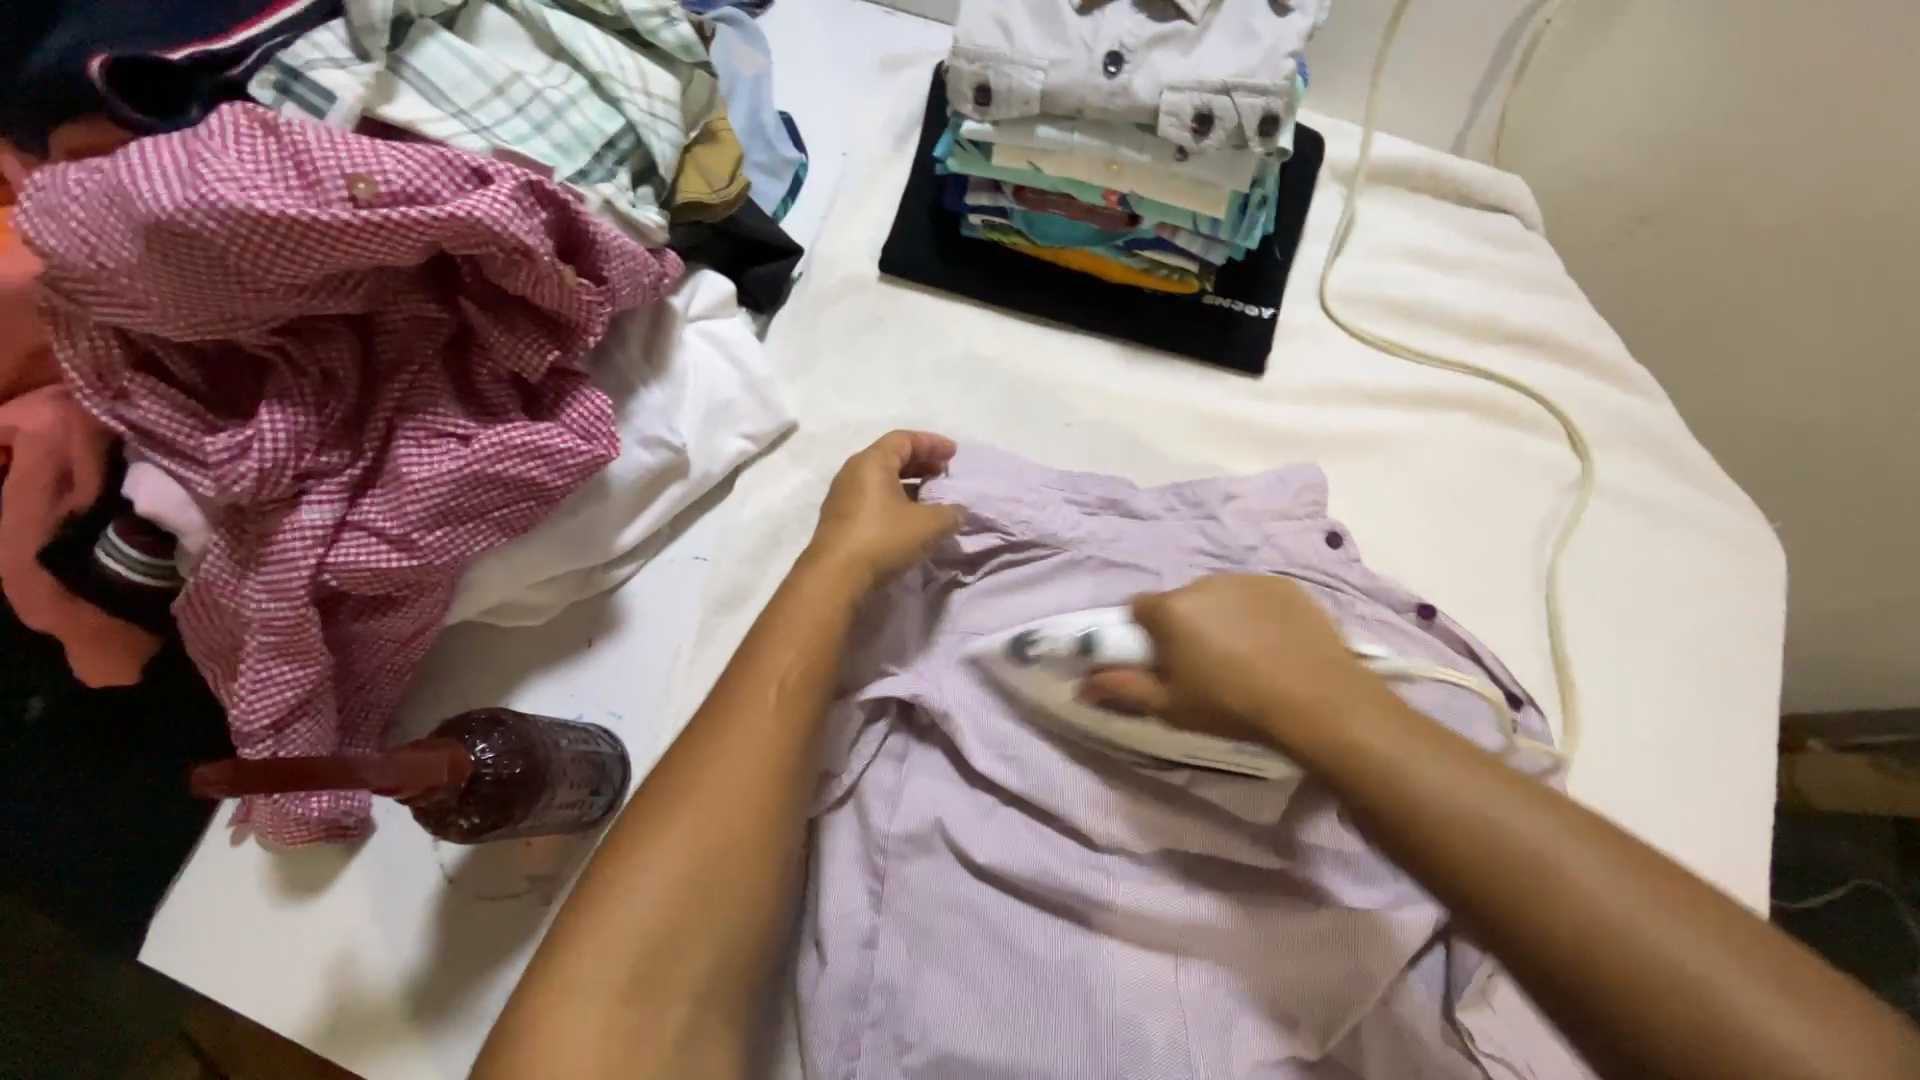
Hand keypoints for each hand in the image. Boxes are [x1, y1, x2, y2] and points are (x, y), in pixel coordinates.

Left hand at [803, 431, 964, 591]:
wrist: (835, 577)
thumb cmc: (882, 539)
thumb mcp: (928, 525)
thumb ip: (950, 513)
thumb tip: (959, 512)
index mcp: (872, 462)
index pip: (904, 439)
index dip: (932, 443)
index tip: (954, 454)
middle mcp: (853, 472)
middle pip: (890, 457)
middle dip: (921, 463)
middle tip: (943, 475)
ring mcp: (842, 497)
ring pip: (880, 481)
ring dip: (908, 485)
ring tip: (930, 499)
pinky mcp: (840, 520)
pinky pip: (872, 500)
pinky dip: (894, 502)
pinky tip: (909, 521)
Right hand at [1077, 575, 1401, 748]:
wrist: (1317, 701)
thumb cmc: (1232, 706)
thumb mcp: (1170, 706)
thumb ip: (1122, 688)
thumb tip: (1081, 685)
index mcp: (1170, 610)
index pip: (1139, 608)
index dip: (1145, 634)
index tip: (1163, 661)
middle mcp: (1203, 583)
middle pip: (1180, 601)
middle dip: (1184, 626)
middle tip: (1204, 665)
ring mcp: (1247, 580)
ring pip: (1218, 596)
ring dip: (1220, 617)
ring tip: (1245, 655)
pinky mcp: (1284, 584)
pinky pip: (1255, 595)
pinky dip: (1256, 614)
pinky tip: (1274, 644)